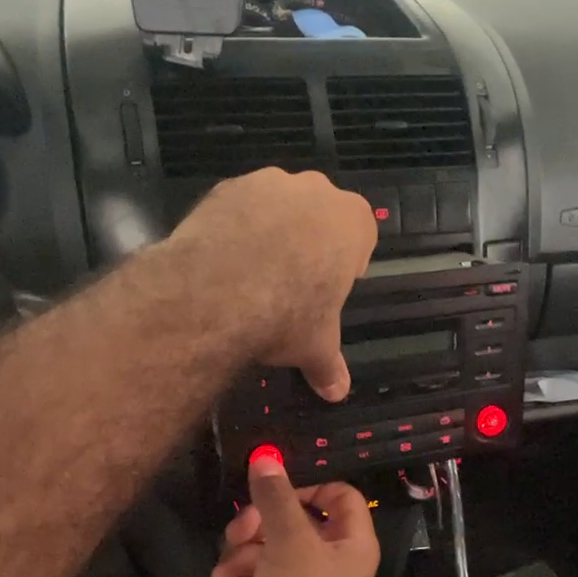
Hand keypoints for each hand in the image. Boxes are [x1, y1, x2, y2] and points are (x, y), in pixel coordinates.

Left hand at [169, 168, 376, 401]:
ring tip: (251, 274)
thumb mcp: (316, 346)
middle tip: (290, 283)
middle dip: (309, 242)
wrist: (217, 291)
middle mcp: (316, 190)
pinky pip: (238, 208)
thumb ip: (329, 365)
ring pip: (277, 206)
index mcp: (352, 221)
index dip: (344, 264)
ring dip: (270, 231)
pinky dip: (234, 228)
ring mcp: (268, 182)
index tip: (327, 289)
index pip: (360, 236)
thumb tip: (338, 394)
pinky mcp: (225, 186)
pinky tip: (224, 261)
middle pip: (319, 215)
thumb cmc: (288, 314)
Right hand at [209, 452, 379, 576]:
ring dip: (239, 560)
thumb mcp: (288, 541)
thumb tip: (265, 456)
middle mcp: (332, 564)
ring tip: (223, 576)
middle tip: (237, 536)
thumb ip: (274, 498)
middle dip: (257, 527)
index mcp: (352, 544)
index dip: (306, 488)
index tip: (272, 493)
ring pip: (266, 554)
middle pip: (292, 524)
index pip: (340, 496)